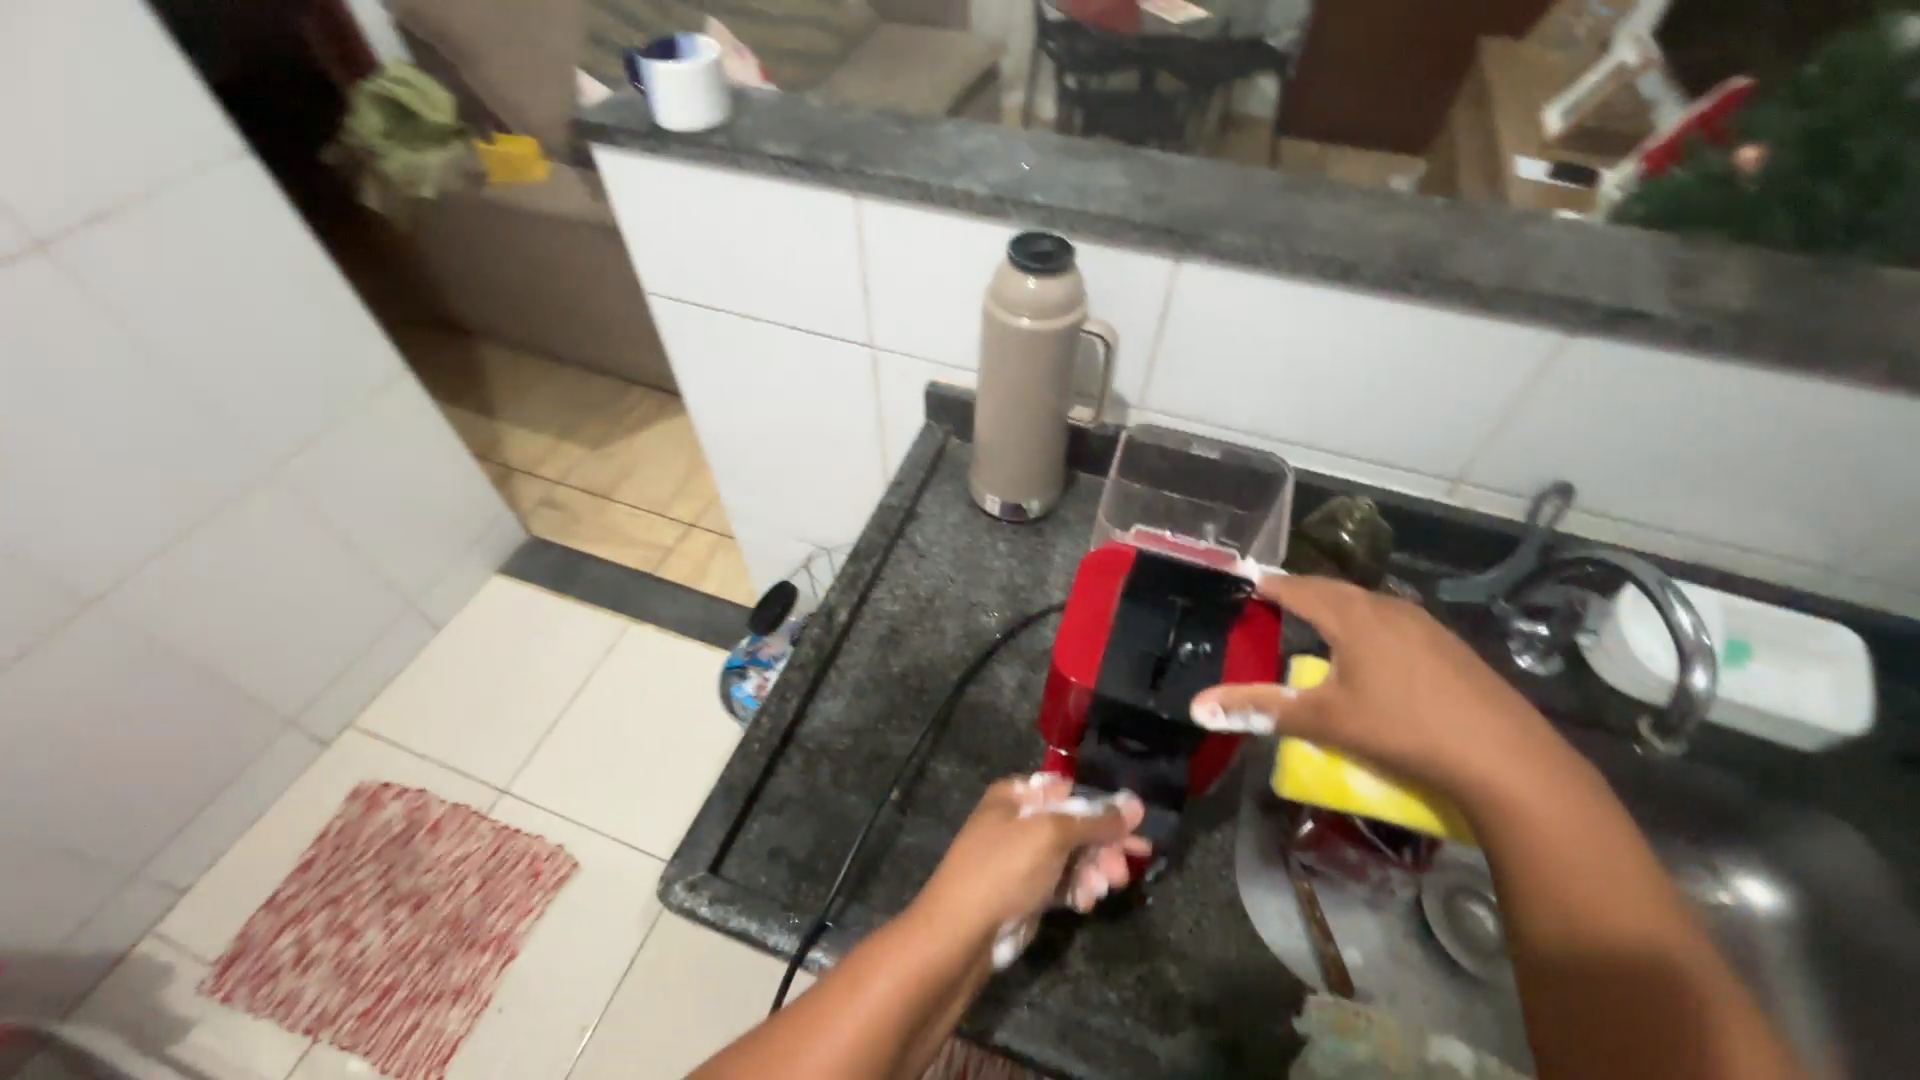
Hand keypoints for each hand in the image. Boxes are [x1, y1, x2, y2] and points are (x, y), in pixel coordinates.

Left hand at [913, 774, 1147, 941]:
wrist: (963, 931)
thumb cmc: (1004, 868)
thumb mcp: (1051, 835)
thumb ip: (1096, 820)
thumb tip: (1136, 803)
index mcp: (1015, 796)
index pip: (1069, 793)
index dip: (1103, 809)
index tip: (1134, 828)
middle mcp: (1018, 822)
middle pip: (1076, 827)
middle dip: (1103, 847)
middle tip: (1125, 867)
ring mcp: (1022, 859)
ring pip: (1073, 858)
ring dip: (1094, 871)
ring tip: (1102, 889)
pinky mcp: (1027, 891)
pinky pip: (1063, 883)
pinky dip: (1078, 889)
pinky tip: (1085, 903)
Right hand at [1192, 574, 1578, 807]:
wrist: (1503, 756)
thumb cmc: (1402, 729)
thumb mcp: (1323, 721)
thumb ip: (1259, 709)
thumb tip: (1197, 705)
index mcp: (1353, 616)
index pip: (1300, 588)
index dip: (1272, 584)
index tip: (1248, 579)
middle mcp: (1389, 609)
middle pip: (1335, 591)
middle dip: (1303, 592)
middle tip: (1276, 598)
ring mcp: (1425, 626)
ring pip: (1369, 605)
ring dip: (1338, 607)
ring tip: (1317, 620)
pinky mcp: (1449, 647)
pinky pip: (1394, 622)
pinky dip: (1367, 626)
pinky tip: (1370, 651)